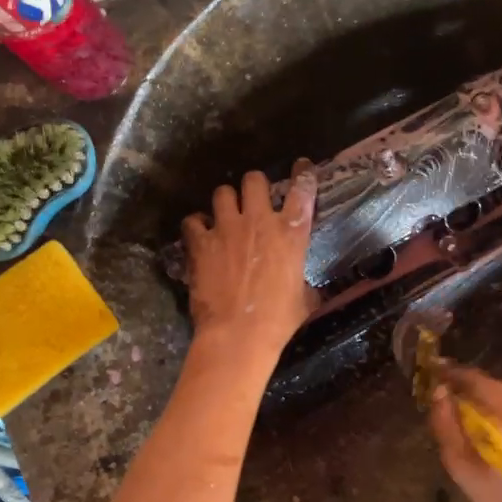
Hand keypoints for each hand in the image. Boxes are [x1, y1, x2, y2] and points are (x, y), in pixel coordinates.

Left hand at [182, 160, 317, 357]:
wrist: (238, 334)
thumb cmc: (279, 320)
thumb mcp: (305, 299)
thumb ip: (306, 282)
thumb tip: (309, 287)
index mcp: (291, 233)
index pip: (302, 189)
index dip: (303, 174)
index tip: (301, 167)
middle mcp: (259, 221)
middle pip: (254, 179)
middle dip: (254, 185)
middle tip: (253, 199)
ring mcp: (227, 228)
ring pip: (222, 192)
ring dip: (225, 201)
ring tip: (225, 215)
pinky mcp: (201, 242)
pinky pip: (193, 220)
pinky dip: (196, 225)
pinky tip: (200, 235)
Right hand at [429, 366, 501, 501]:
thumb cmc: (501, 495)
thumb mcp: (461, 466)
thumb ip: (445, 424)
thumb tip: (438, 391)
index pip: (472, 379)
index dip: (449, 374)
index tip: (432, 374)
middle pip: (486, 383)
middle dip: (464, 390)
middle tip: (445, 403)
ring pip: (499, 389)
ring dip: (481, 399)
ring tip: (467, 419)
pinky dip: (498, 406)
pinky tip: (491, 427)